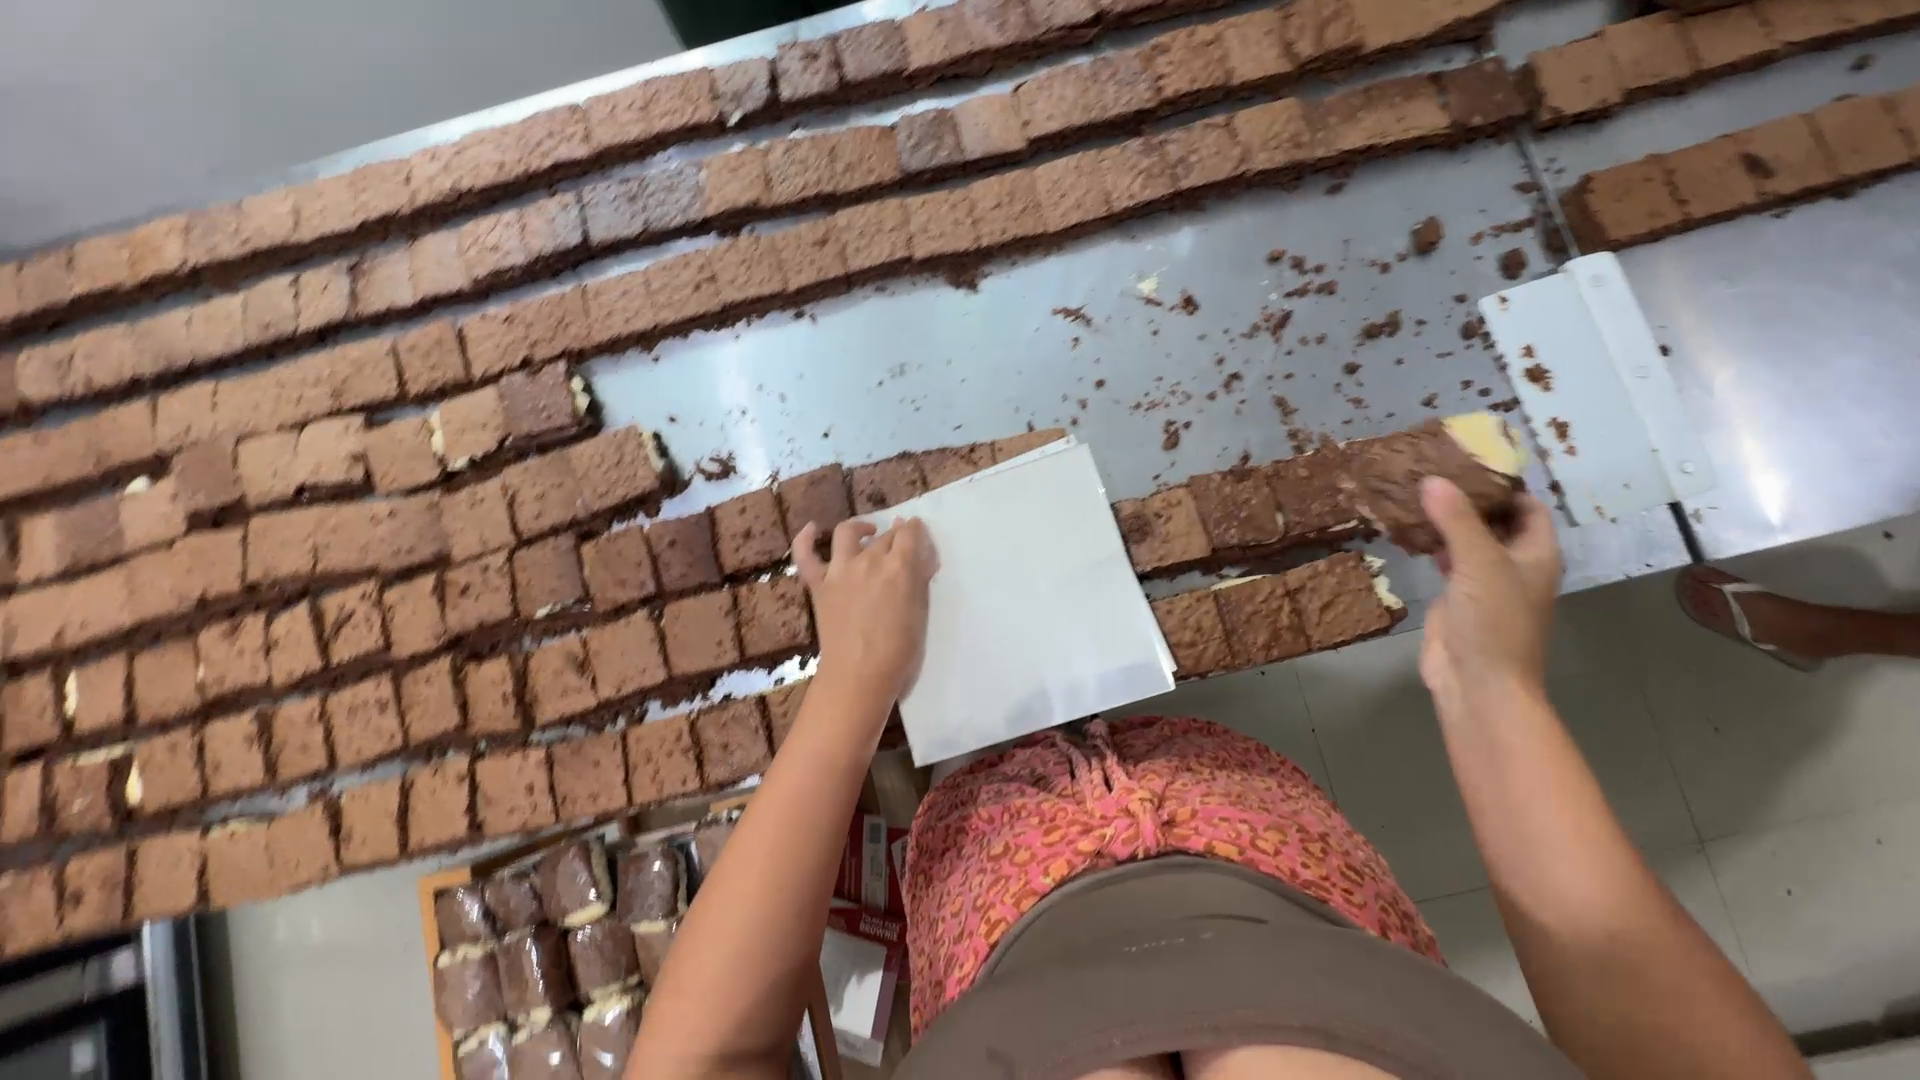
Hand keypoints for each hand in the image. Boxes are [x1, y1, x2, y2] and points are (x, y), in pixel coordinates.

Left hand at [793, 518, 937, 701]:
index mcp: (899, 567)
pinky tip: (813, 528)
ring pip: (848, 533)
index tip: (918, 533)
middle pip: (885, 537)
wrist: (860, 675)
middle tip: (902, 549)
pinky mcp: (819, 584)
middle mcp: (869, 560)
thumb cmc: (899, 650)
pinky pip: (806, 555)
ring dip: (861, 527)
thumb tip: (922, 556)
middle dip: (896, 538)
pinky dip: (806, 538)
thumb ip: (920, 579)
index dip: (916, 530)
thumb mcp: (920, 612)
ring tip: (868, 532)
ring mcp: (840, 570)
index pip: (910, 534)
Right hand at [1417, 477, 1562, 718]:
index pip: (1526, 506)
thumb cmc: (1494, 622)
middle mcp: (1513, 563)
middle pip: (1493, 520)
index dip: (1503, 484)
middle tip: (1430, 471)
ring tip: (1413, 492)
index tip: (1467, 462)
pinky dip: (1429, 543)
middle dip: (1467, 498)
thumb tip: (1433, 479)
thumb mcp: (1479, 563)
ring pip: (1466, 539)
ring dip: (1445, 520)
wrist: (1478, 682)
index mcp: (1536, 553)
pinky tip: (1406, 530)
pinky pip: (1444, 560)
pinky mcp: (1456, 597)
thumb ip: (1456, 520)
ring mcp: (1483, 581)